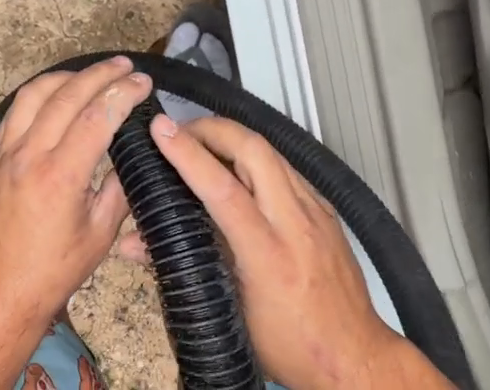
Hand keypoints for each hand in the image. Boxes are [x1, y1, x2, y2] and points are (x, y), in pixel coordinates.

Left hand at [0, 57, 150, 326]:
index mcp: (60, 176)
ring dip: (67, 76)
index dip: (122, 94)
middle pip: (66, 95)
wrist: (1, 288)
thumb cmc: (55, 269)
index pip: (96, 117)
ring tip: (94, 71)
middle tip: (125, 65)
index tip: (143, 81)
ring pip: (35, 93)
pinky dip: (40, 92)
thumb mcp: (100, 234)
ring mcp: (7, 151)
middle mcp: (30, 155)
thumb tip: (136, 153)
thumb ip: (118, 189)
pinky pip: (16, 108)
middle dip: (99, 74)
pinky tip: (58, 91)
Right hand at [121, 115, 447, 389]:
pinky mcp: (325, 208)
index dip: (187, 154)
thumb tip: (132, 246)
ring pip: (270, 150)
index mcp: (268, 256)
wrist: (356, 361)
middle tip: (180, 131)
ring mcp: (315, 212)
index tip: (162, 131)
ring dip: (231, 137)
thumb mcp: (228, 312)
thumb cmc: (295, 346)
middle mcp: (296, 226)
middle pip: (252, 149)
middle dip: (210, 128)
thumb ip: (181, 269)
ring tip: (203, 143)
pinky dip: (254, 155)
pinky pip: (285, 165)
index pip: (222, 189)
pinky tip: (237, 167)